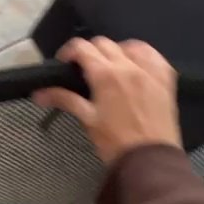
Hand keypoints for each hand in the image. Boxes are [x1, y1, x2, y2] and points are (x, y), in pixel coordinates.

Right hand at [33, 37, 179, 163]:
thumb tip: (38, 93)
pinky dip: (142, 55)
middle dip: (90, 52)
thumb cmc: (114, 141)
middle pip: (103, 43)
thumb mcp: (87, 119)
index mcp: (105, 74)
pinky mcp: (165, 79)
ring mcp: (149, 71)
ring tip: (111, 66)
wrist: (150, 159)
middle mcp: (128, 66)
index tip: (65, 64)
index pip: (81, 47)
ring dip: (116, 51)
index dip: (69, 51)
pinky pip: (154, 55)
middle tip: (84, 69)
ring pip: (129, 45)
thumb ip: (63, 99)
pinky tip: (136, 64)